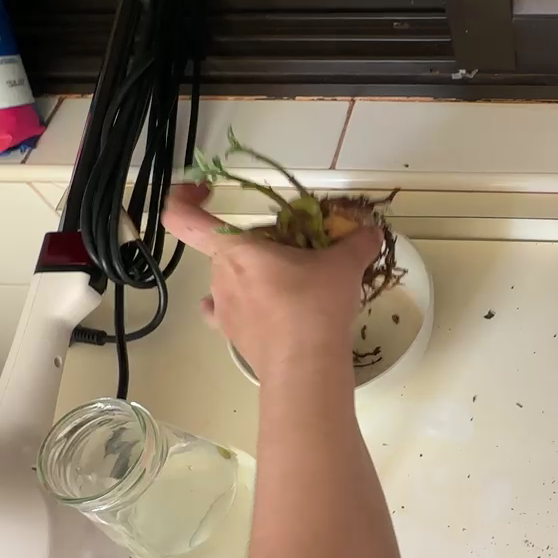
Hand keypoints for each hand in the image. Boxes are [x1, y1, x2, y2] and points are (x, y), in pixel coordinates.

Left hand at [162, 182, 383, 385]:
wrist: (306, 365)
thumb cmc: (315, 306)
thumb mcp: (345, 266)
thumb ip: (358, 244)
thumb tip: (372, 233)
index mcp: (236, 250)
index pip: (184, 218)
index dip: (185, 198)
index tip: (208, 192)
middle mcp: (220, 277)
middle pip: (229, 248)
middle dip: (260, 247)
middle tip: (296, 255)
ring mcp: (223, 309)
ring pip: (232, 279)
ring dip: (256, 277)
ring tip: (293, 288)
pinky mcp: (233, 336)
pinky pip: (228, 311)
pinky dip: (242, 306)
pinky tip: (264, 310)